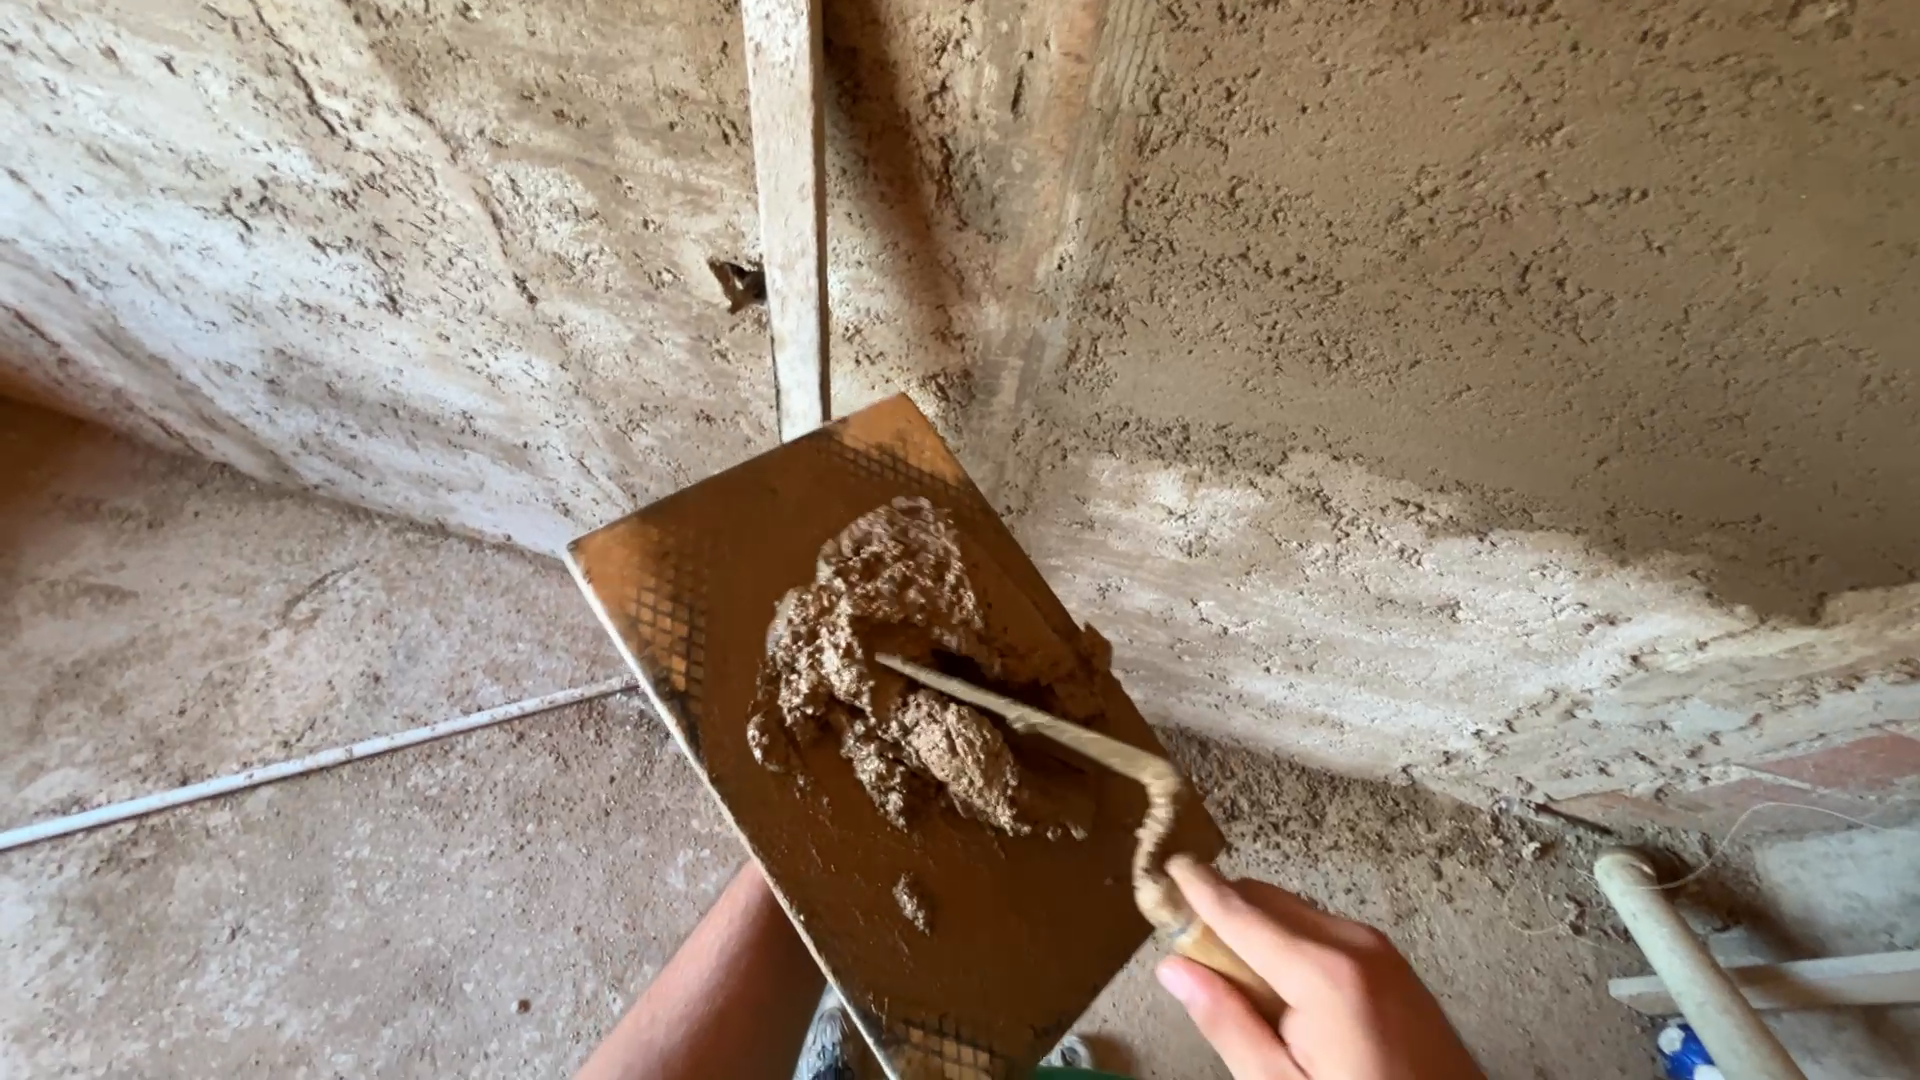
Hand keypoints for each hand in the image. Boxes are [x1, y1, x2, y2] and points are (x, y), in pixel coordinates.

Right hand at [1155, 855, 1484, 1079]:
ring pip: (1291, 912)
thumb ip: (1227, 1024)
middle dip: (1223, 916)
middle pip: (1263, 900)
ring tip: (1245, 988)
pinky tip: (1288, 994)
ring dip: (1256, 931)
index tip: (1167, 863)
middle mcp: (1352, 942)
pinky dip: (1289, 943)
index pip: (1239, 911)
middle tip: (1195, 956)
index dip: (1198, 886)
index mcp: (1323, 972)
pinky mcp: (1394, 964)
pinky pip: (1321, 930)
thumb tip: (1172, 967)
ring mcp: (1380, 950)